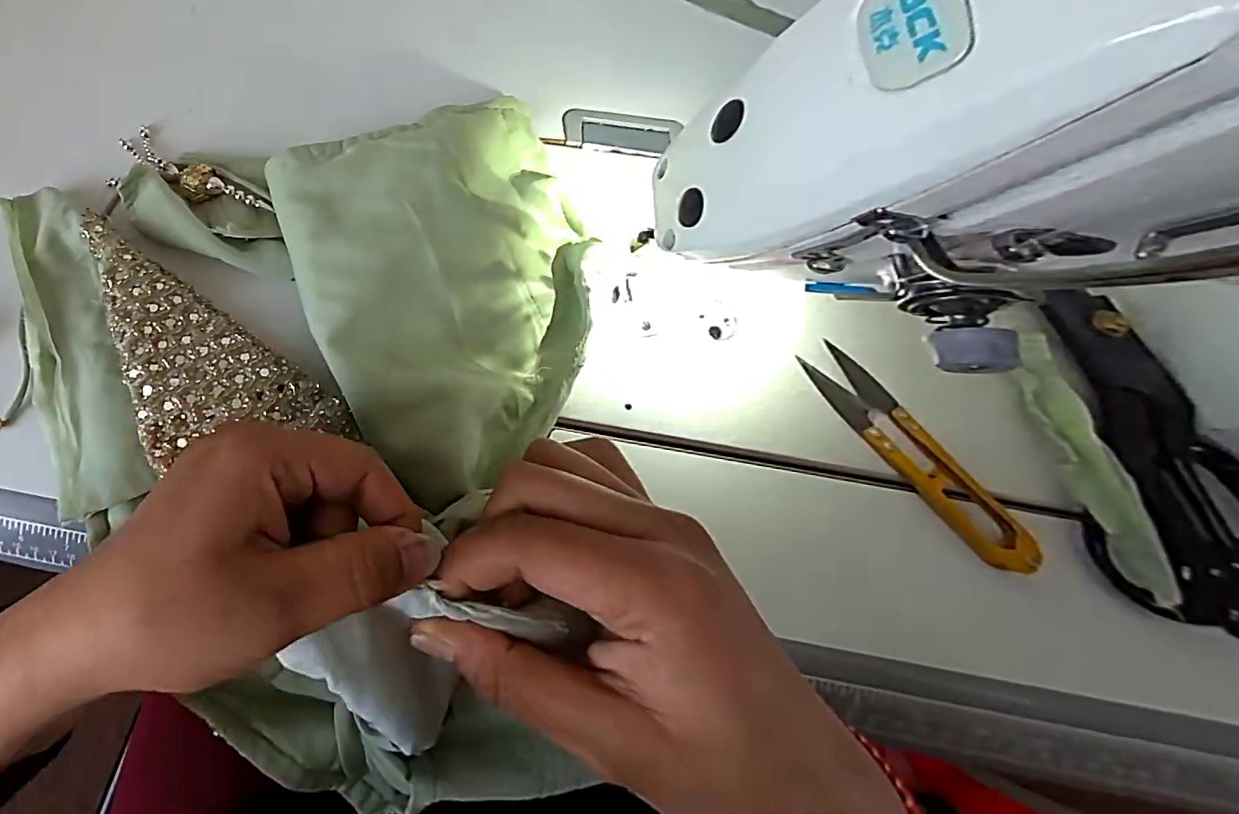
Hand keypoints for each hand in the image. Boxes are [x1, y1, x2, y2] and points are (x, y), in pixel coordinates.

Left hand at [0, 422, 439, 772]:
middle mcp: (243, 442)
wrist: (81, 640)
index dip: (392, 515)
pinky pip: (274, 511)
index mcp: (260, 449)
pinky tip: (255, 586)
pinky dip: (283, 550)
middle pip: (330, 483)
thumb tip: (425, 549)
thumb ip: (362, 569)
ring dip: (310, 551)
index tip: (405, 575)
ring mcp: (223, 465)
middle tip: (312, 598)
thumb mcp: (283, 600)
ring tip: (275, 597)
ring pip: (305, 502)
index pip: (357, 465)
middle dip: (339, 541)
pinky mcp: (211, 493)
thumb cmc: (180, 615)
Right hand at [409, 438, 902, 813]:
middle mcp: (662, 528)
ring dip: (517, 508)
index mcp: (654, 585)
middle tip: (482, 596)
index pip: (527, 536)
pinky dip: (553, 490)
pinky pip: (590, 465)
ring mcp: (667, 514)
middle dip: (486, 533)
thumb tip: (433, 630)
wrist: (804, 779)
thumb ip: (509, 676)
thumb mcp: (605, 743)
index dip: (467, 563)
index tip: (445, 602)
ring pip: (555, 458)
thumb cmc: (720, 773)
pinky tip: (554, 545)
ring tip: (519, 574)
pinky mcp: (667, 516)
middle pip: (532, 480)